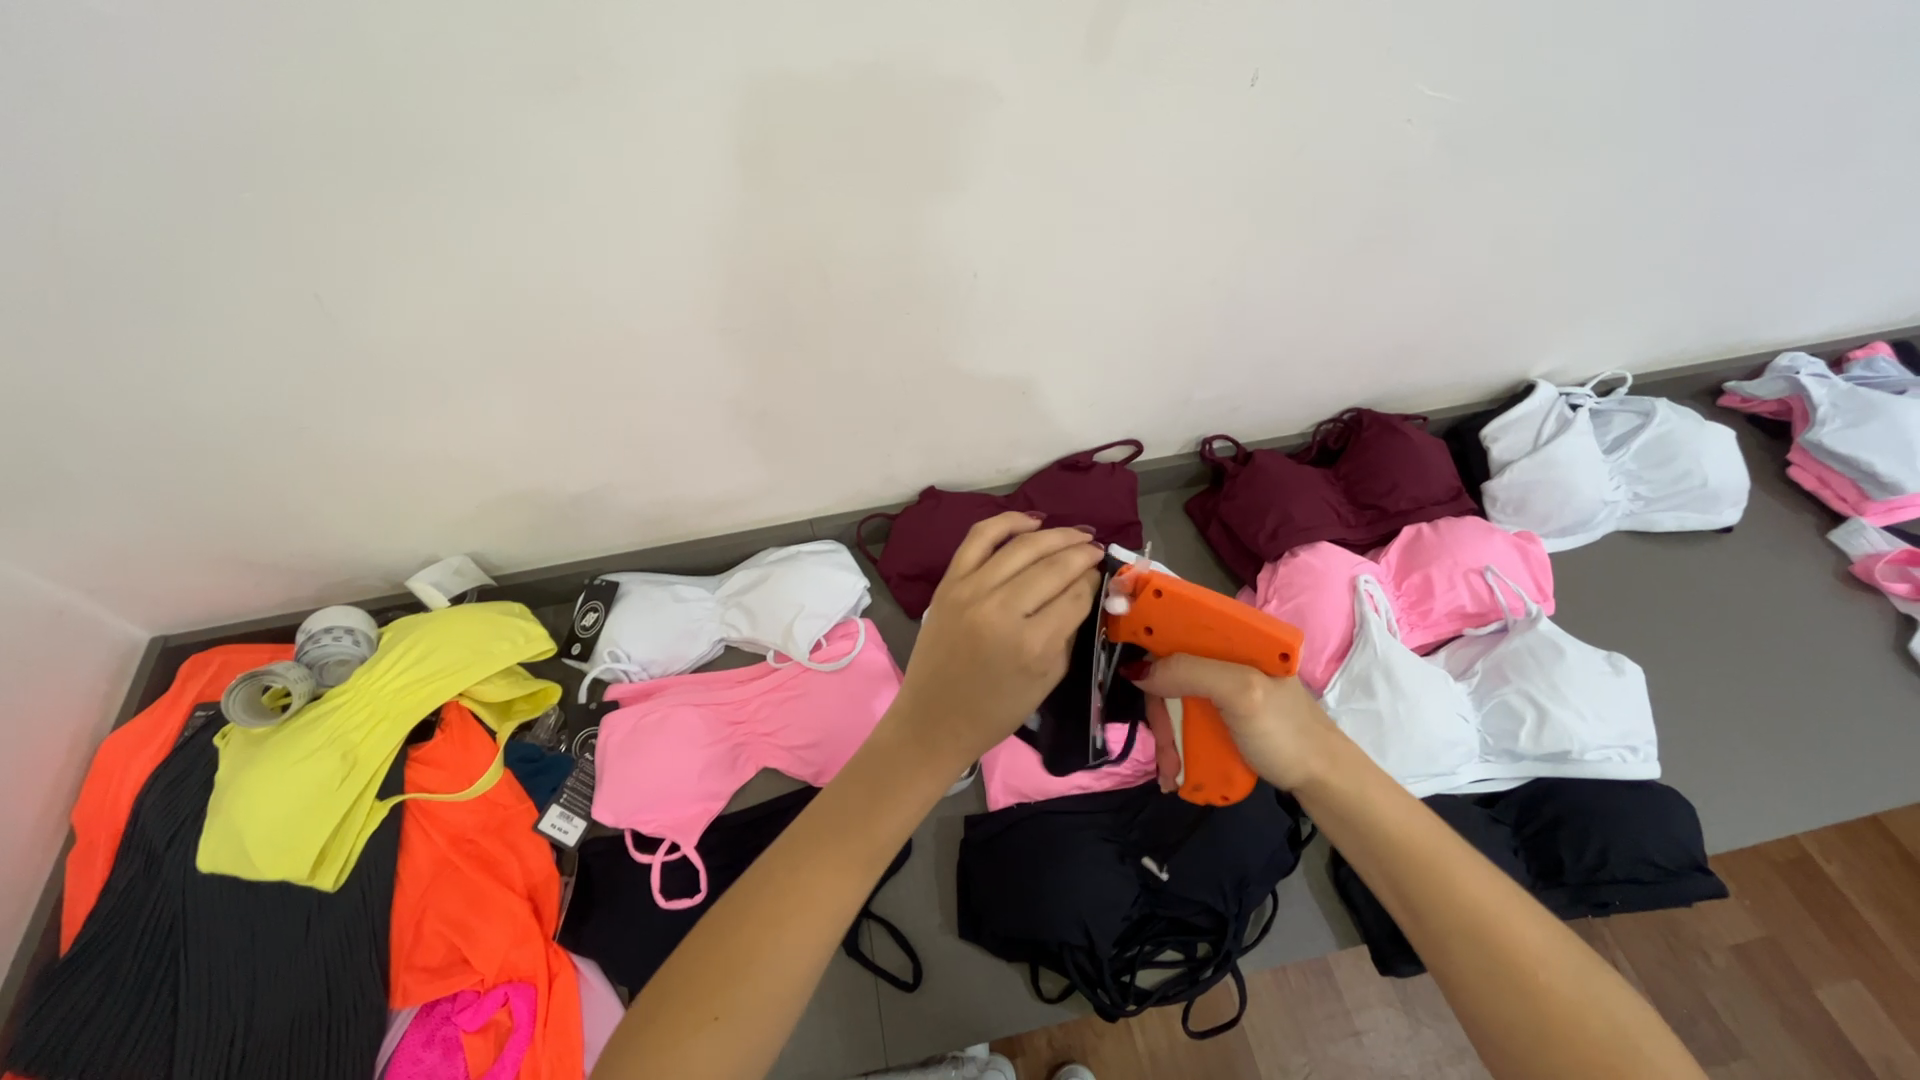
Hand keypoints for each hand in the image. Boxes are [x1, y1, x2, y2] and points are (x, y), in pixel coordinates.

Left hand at [888, 511, 1106, 769]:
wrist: (933, 719)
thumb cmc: (996, 710)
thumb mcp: (1049, 679)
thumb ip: (1069, 631)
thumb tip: (1085, 589)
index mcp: (1031, 644)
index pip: (1075, 596)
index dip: (1094, 582)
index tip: (1102, 575)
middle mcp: (1001, 610)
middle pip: (1054, 566)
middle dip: (1082, 554)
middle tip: (1098, 548)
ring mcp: (970, 591)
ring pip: (1023, 546)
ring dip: (1057, 535)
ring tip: (1078, 534)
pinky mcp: (948, 582)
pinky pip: (979, 537)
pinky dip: (1008, 521)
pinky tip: (1034, 521)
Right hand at [1130, 655, 1341, 792]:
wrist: (1322, 781)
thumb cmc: (1287, 732)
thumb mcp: (1241, 693)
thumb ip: (1190, 672)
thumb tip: (1136, 670)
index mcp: (1234, 638)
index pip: (1178, 623)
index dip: (1146, 638)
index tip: (1124, 668)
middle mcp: (1225, 657)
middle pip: (1168, 669)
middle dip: (1159, 712)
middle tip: (1165, 750)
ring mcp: (1222, 688)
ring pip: (1172, 699)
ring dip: (1166, 737)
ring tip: (1171, 771)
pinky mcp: (1221, 715)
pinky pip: (1184, 721)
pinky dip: (1175, 745)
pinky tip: (1175, 771)